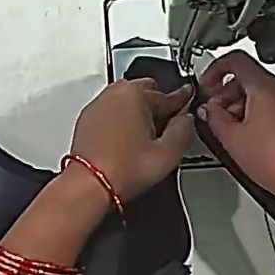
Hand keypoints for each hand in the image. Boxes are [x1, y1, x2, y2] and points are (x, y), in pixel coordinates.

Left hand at [70, 79, 196, 200]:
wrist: (89, 183)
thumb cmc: (121, 169)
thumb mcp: (166, 154)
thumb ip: (182, 131)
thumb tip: (186, 121)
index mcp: (135, 95)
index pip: (166, 95)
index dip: (181, 99)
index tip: (186, 96)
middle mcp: (114, 95)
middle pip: (145, 90)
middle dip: (157, 103)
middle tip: (167, 122)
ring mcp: (99, 105)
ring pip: (126, 98)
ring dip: (138, 109)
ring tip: (146, 133)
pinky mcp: (88, 118)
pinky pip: (110, 109)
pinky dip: (121, 117)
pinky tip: (127, 137)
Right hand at [198, 51, 274, 215]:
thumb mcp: (232, 138)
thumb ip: (213, 117)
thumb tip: (208, 111)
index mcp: (265, 87)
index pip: (236, 60)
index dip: (214, 69)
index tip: (206, 85)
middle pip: (246, 78)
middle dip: (224, 94)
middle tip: (213, 112)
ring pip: (257, 94)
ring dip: (237, 107)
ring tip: (228, 130)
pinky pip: (269, 108)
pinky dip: (253, 117)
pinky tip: (245, 139)